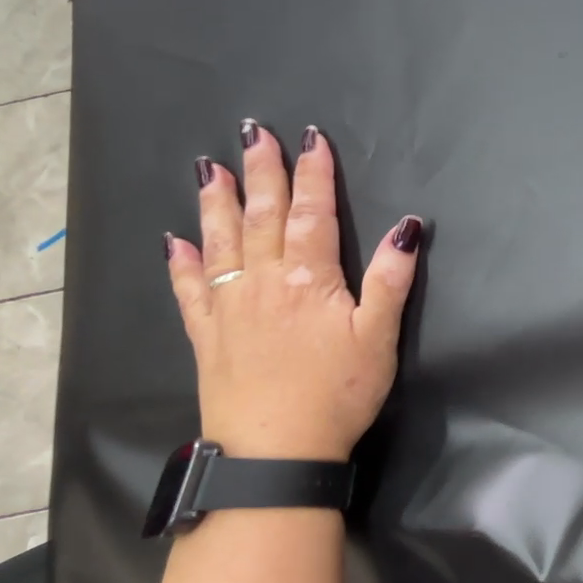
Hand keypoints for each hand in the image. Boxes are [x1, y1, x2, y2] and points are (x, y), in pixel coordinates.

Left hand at [165, 120, 423, 461]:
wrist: (274, 449)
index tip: (311, 139)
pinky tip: (175, 240)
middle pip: (262, 217)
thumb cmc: (339, 391)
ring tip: (210, 167)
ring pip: (221, 242)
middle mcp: (264, 282)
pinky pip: (189, 288)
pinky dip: (181, 261)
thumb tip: (408, 226)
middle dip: (261, 173)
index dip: (314, 174)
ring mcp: (229, 307)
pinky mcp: (207, 334)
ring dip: (217, 202)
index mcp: (310, 279)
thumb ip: (391, 278)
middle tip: (253, 133)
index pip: (314, 214)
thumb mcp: (379, 335)